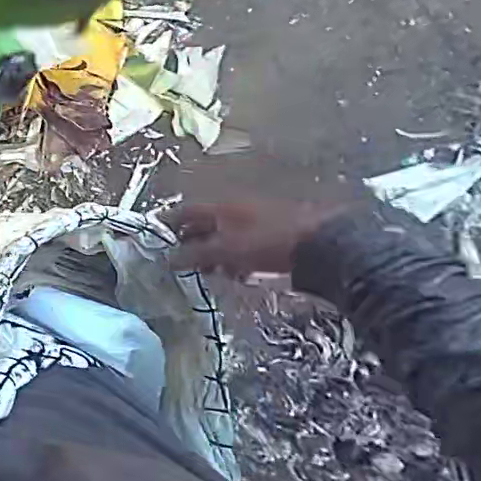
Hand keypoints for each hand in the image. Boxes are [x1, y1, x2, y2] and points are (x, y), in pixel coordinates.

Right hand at [162, 200, 346, 277]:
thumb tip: (166, 260)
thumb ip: (194, 255)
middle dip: (190, 243)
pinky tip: (238, 273)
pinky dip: (234, 258)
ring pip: (223, 237)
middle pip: (202, 225)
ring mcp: (254, 221)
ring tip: (211, 272)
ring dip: (213, 254)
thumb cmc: (266, 242)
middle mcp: (234, 210)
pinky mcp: (272, 235)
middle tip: (181, 261)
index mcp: (219, 207)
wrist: (325, 245)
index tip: (155, 238)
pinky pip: (242, 245)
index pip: (183, 212)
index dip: (167, 224)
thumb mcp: (225, 250)